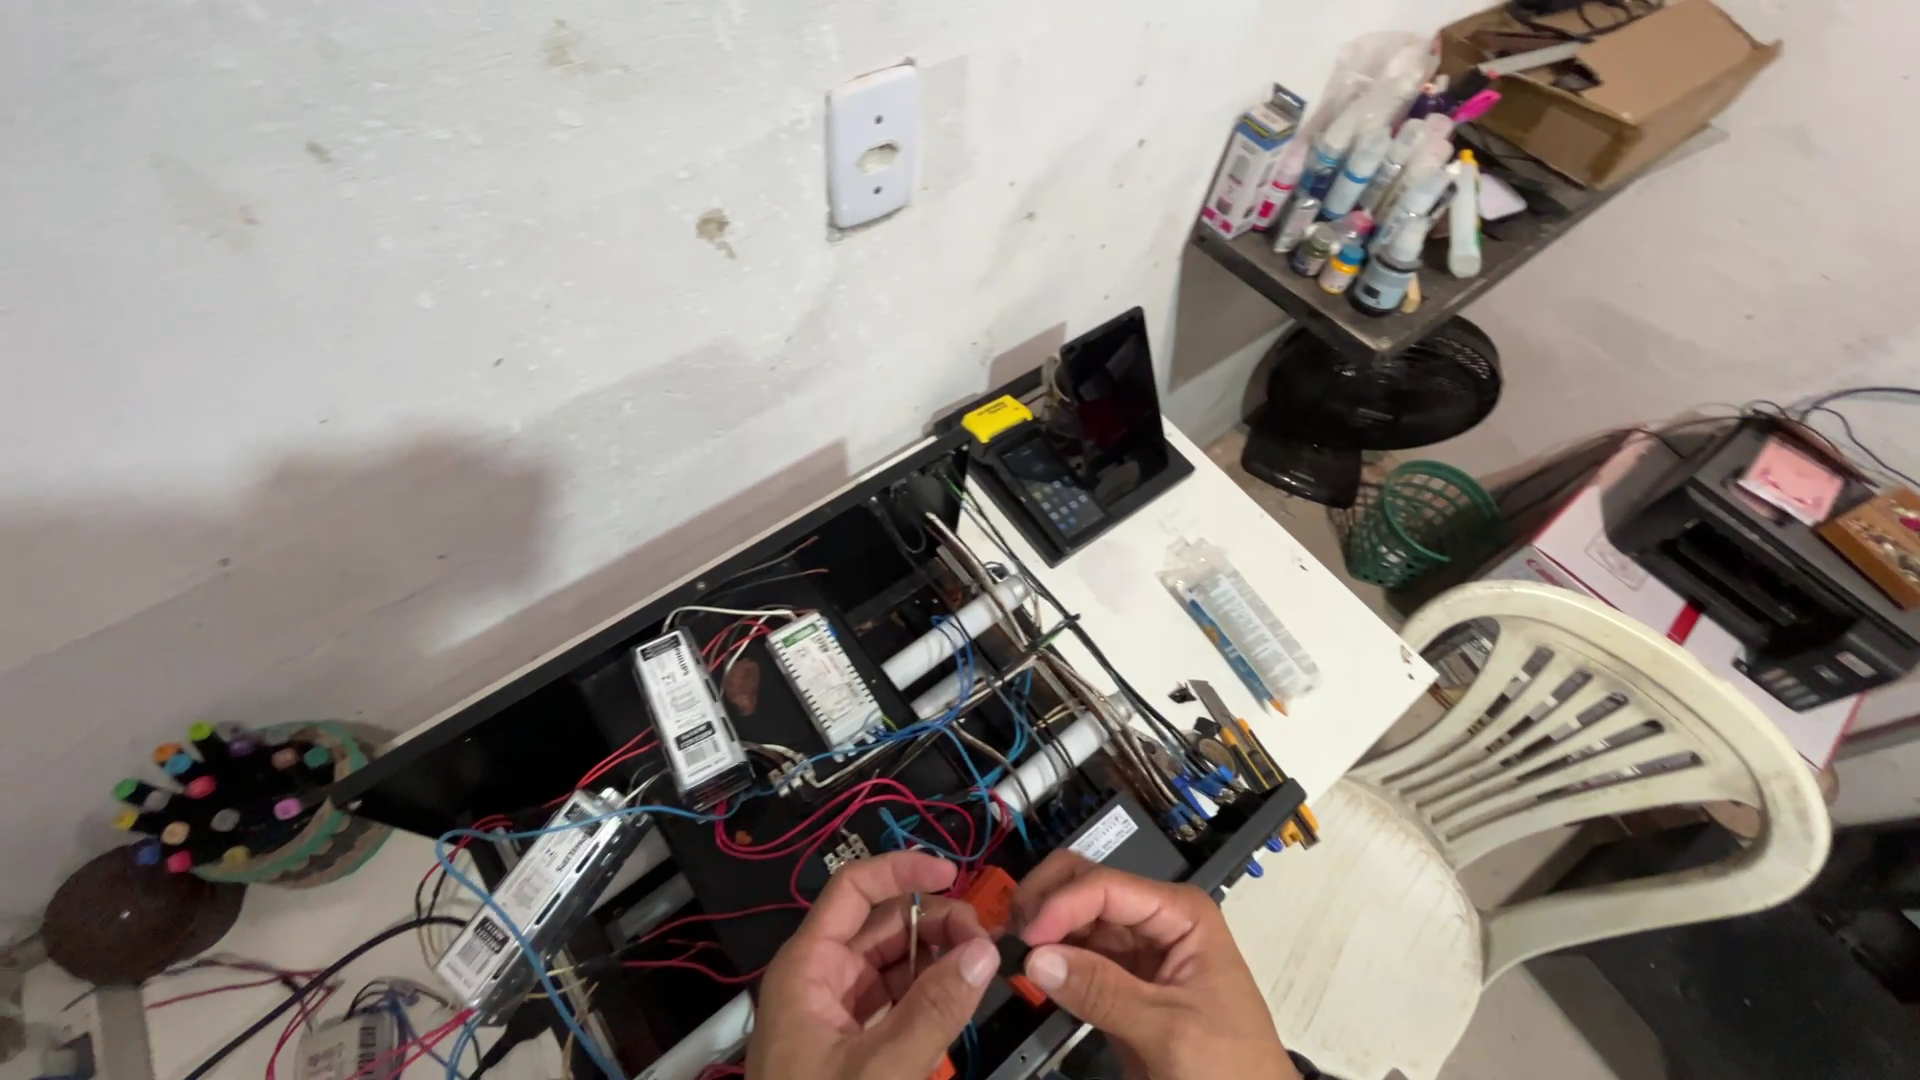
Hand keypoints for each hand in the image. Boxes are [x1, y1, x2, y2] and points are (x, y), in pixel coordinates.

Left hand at [749, 851, 998, 1079]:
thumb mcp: (879, 1072)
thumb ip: (934, 1011)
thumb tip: (985, 952)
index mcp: (809, 966)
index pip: (853, 890)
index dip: (901, 870)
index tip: (952, 873)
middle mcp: (822, 977)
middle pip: (881, 923)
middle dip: (933, 919)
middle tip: (983, 940)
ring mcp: (839, 1011)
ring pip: (895, 960)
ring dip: (938, 954)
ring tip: (979, 965)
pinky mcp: (857, 1042)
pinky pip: (898, 998)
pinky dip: (930, 991)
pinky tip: (960, 995)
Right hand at [1013, 851, 1299, 1079]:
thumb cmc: (1231, 1071)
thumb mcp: (1171, 1032)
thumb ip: (1103, 992)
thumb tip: (1035, 957)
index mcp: (1178, 912)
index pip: (1104, 886)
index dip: (1061, 905)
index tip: (1025, 938)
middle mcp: (1153, 917)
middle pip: (1085, 884)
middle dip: (1045, 901)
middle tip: (1009, 932)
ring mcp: (1134, 948)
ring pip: (1073, 916)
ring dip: (1041, 927)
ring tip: (1008, 950)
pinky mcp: (1118, 979)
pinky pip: (1074, 953)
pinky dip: (1049, 956)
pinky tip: (1027, 967)